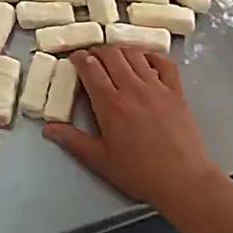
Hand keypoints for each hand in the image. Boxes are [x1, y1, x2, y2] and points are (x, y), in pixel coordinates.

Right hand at [44, 47, 222, 210]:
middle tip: (93, 59)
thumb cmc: (139, 173)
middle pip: (110, 54)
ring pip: (134, 54)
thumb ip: (73, 141)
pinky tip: (145, 62)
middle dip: (97, 51)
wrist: (185, 182)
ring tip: (115, 58)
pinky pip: (165, 63)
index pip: (89, 67)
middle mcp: (132, 89)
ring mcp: (157, 88)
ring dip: (121, 51)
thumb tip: (47, 129)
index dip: (78, 58)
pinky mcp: (177, 92)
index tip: (74, 59)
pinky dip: (152, 57)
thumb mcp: (100, 160)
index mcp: (110, 104)